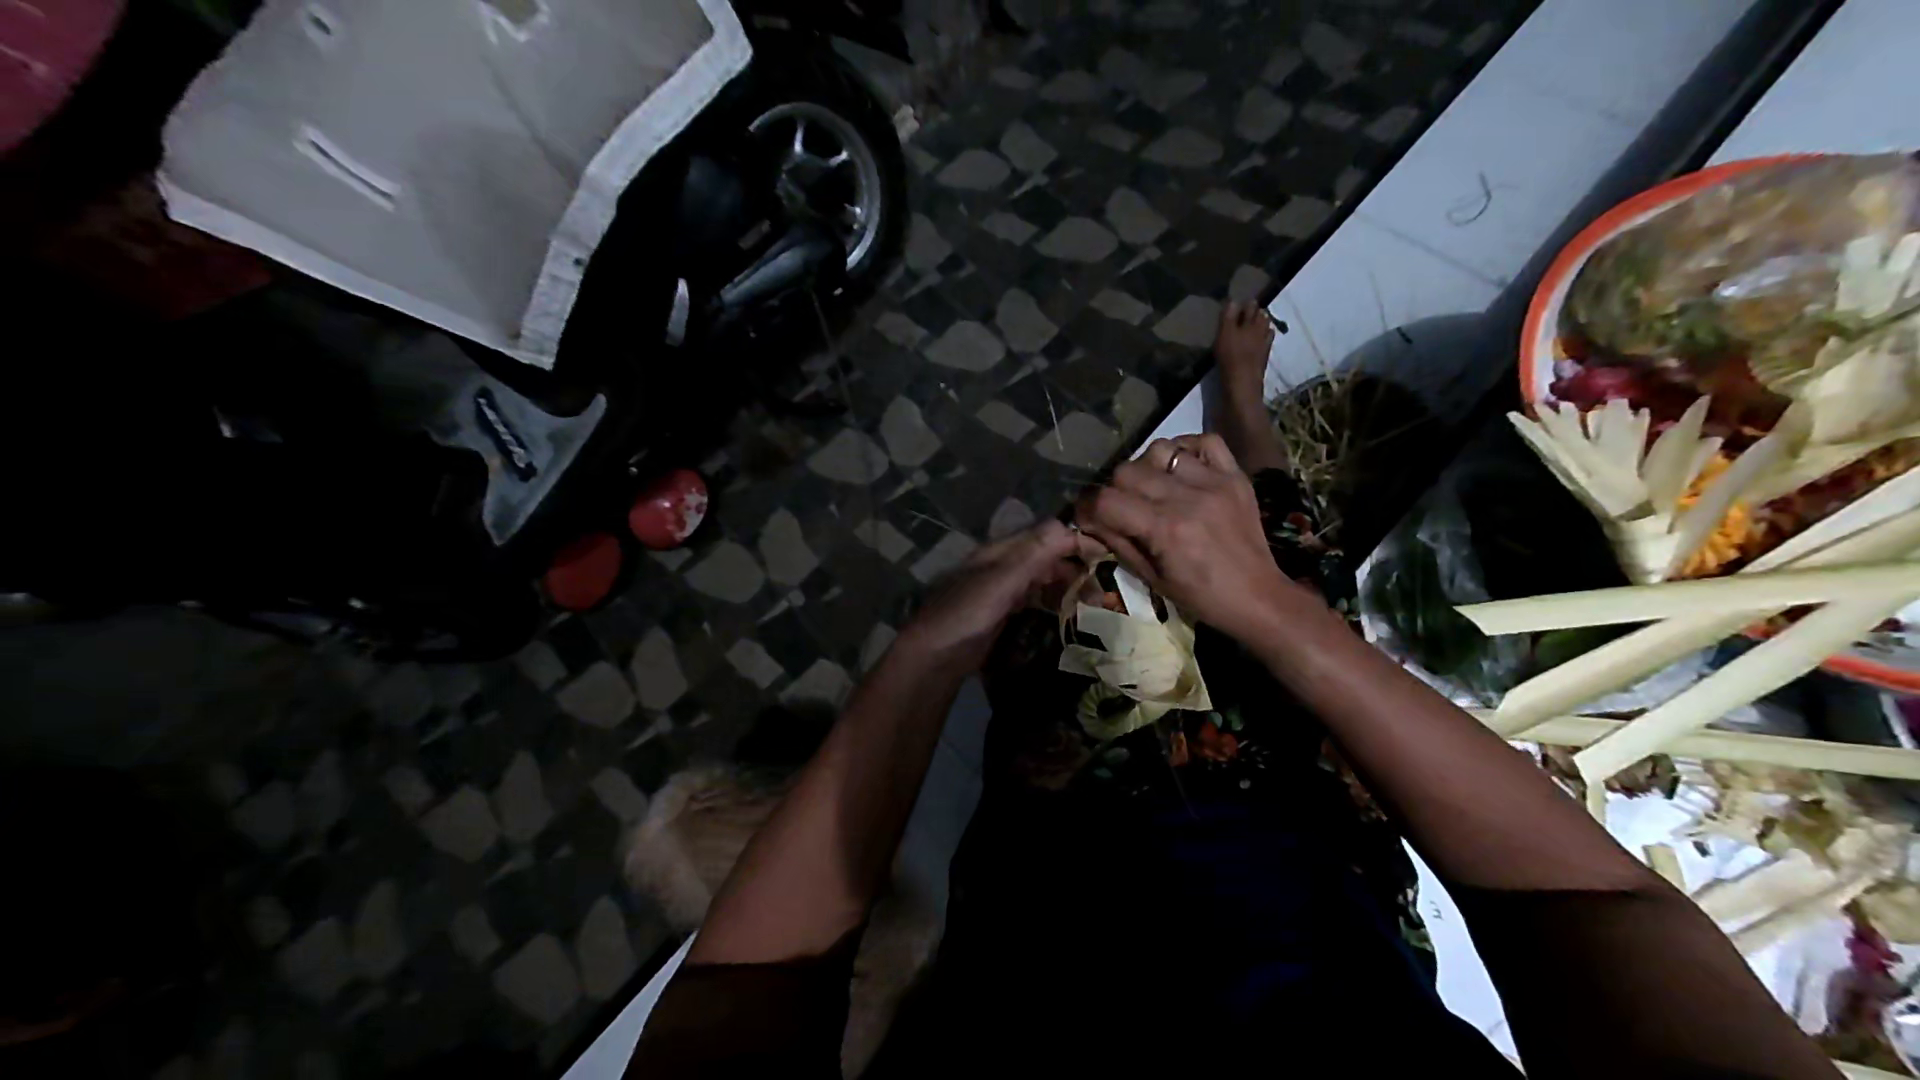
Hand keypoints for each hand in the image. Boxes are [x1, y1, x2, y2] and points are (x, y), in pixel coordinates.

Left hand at [899, 521, 1100, 666]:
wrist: (934, 657)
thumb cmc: (966, 615)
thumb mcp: (1001, 582)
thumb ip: (1033, 554)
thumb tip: (1069, 524)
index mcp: (1001, 551)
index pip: (1046, 534)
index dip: (1077, 539)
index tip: (1110, 553)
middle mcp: (1002, 564)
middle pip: (1047, 555)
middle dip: (1076, 564)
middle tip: (1109, 583)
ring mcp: (1002, 589)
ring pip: (1042, 577)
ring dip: (1067, 583)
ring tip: (1097, 599)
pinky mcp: (1002, 612)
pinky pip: (1035, 598)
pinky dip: (1053, 600)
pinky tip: (1070, 611)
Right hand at [1075, 435, 1310, 640]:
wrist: (1258, 596)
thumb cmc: (1200, 596)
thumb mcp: (1151, 577)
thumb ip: (1117, 542)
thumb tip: (1088, 521)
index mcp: (1164, 529)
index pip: (1106, 500)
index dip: (1087, 507)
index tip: (1087, 516)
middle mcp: (1187, 498)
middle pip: (1127, 470)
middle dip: (1114, 488)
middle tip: (1123, 506)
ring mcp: (1214, 482)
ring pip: (1161, 449)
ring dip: (1148, 467)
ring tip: (1154, 487)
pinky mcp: (1235, 476)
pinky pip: (1204, 441)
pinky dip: (1186, 449)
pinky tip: (1182, 470)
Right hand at [1214, 301, 1275, 400]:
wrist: (1242, 386)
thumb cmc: (1231, 359)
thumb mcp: (1225, 335)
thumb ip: (1229, 318)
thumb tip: (1233, 300)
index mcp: (1251, 323)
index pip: (1250, 306)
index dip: (1245, 303)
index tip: (1238, 301)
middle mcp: (1260, 331)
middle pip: (1260, 317)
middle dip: (1254, 312)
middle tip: (1246, 311)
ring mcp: (1264, 346)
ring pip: (1264, 329)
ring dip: (1260, 324)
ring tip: (1252, 324)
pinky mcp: (1262, 359)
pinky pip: (1265, 343)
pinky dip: (1263, 338)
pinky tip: (1259, 340)